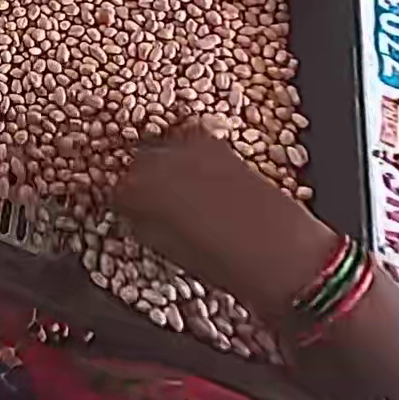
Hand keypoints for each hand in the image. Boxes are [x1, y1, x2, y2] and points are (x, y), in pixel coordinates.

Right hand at [111, 115, 337, 319]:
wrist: (283, 257)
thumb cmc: (223, 264)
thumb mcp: (168, 249)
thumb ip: (143, 223)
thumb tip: (136, 213)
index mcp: (135, 190)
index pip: (114, 188)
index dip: (123, 203)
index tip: (129, 211)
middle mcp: (153, 161)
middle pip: (133, 162)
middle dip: (138, 179)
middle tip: (151, 200)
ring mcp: (184, 148)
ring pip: (157, 145)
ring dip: (161, 160)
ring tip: (174, 182)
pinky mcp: (213, 143)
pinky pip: (187, 135)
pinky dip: (187, 147)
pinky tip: (196, 166)